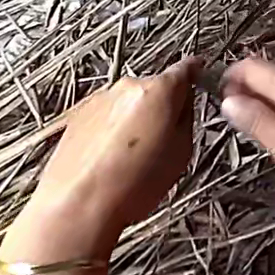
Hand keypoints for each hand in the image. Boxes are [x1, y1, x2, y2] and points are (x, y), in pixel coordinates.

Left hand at [22, 57, 200, 247]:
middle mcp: (128, 86)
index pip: (185, 68)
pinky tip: (111, 161)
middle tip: (164, 141)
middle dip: (162, 108)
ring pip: (130, 103)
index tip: (198, 73)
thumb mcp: (182, 153)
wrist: (76, 206)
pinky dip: (112, 131)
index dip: (195, 72)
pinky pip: (106, 116)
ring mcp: (100, 100)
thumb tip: (183, 106)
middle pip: (156, 87)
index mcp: (160, 90)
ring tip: (132, 159)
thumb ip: (187, 118)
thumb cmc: (130, 184)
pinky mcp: (78, 116)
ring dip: (136, 121)